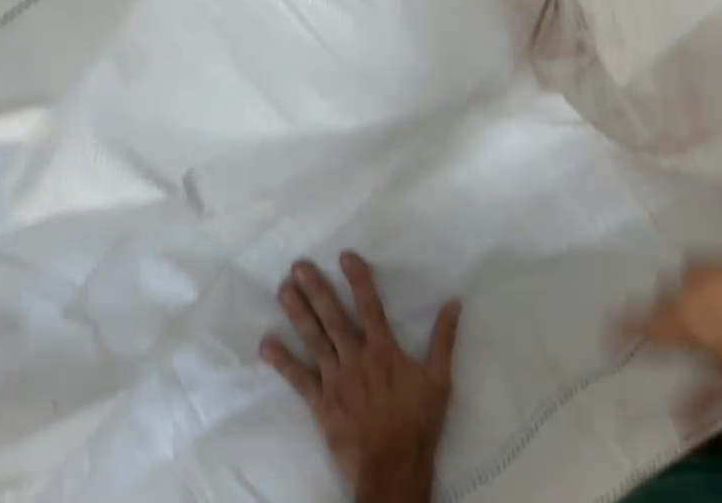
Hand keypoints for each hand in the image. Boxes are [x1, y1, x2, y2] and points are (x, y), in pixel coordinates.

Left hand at [261, 252, 460, 502]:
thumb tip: (454, 302)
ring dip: (298, 314)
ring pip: (314, 340)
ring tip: (283, 291)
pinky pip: (298, 379)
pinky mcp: (321, 403)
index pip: (370, 306)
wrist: (393, 465)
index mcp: (384, 349)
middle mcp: (356, 357)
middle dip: (317, 290)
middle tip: (299, 266)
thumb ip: (444, 338)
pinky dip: (282, 361)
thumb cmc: (419, 420)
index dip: (358, 279)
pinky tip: (266, 344)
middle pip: (334, 317)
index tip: (345, 256)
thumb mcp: (440, 378)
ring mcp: (335, 379)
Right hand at [617, 261, 721, 431]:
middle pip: (662, 296)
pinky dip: (710, 283)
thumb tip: (682, 423)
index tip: (609, 334)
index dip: (622, 330)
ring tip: (699, 315)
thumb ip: (706, 402)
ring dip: (684, 294)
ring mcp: (718, 267)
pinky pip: (711, 269)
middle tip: (665, 334)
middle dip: (659, 312)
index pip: (642, 324)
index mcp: (684, 319)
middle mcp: (693, 286)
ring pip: (686, 278)